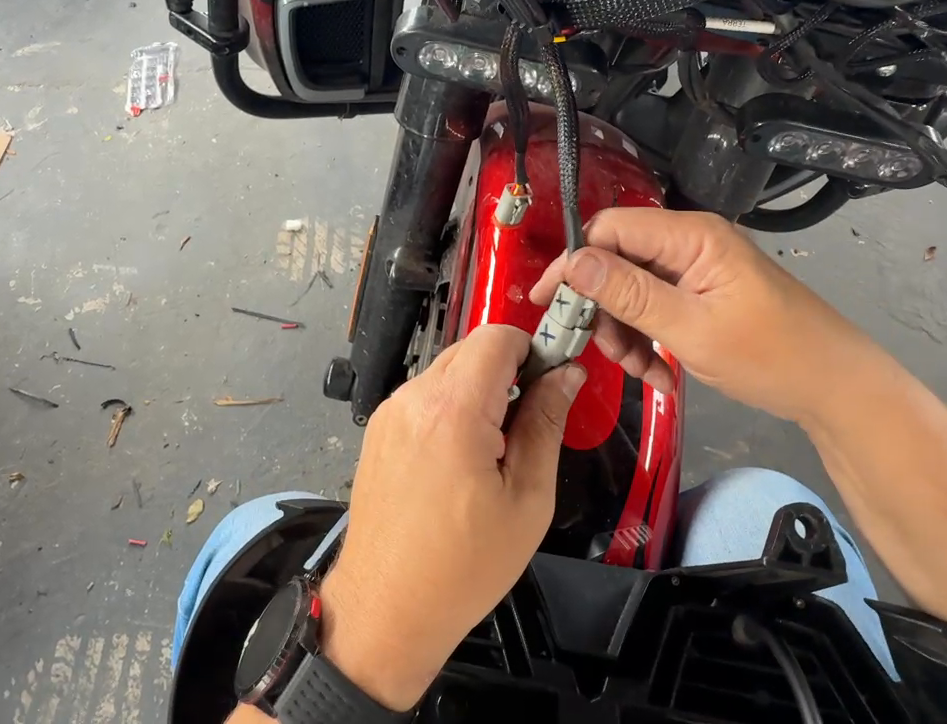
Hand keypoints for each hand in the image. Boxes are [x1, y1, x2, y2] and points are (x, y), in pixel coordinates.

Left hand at [315, 324, 584, 710]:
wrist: (386, 610)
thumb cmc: (463, 567)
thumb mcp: (527, 499)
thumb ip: (547, 424)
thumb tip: (567, 374)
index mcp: (453, 411)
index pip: (497, 336)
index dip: (532, 349)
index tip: (551, 380)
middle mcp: (414, 399)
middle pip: (472, 350)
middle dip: (508, 372)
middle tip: (528, 424)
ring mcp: (390, 413)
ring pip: (448, 371)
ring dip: (478, 392)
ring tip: (494, 451)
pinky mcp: (379, 430)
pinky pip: (425, 397)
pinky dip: (450, 410)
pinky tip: (460, 460)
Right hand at [529, 207, 895, 424]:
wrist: (836, 389)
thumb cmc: (772, 356)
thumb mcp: (692, 329)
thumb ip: (630, 294)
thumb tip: (573, 262)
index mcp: (691, 236)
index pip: (610, 229)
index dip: (574, 262)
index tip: (549, 302)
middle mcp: (690, 243)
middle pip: (618, 262)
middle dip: (606, 311)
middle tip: (607, 354)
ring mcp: (696, 270)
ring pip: (632, 291)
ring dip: (627, 334)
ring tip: (645, 373)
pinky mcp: (701, 294)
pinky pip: (655, 309)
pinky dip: (649, 341)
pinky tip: (662, 376)